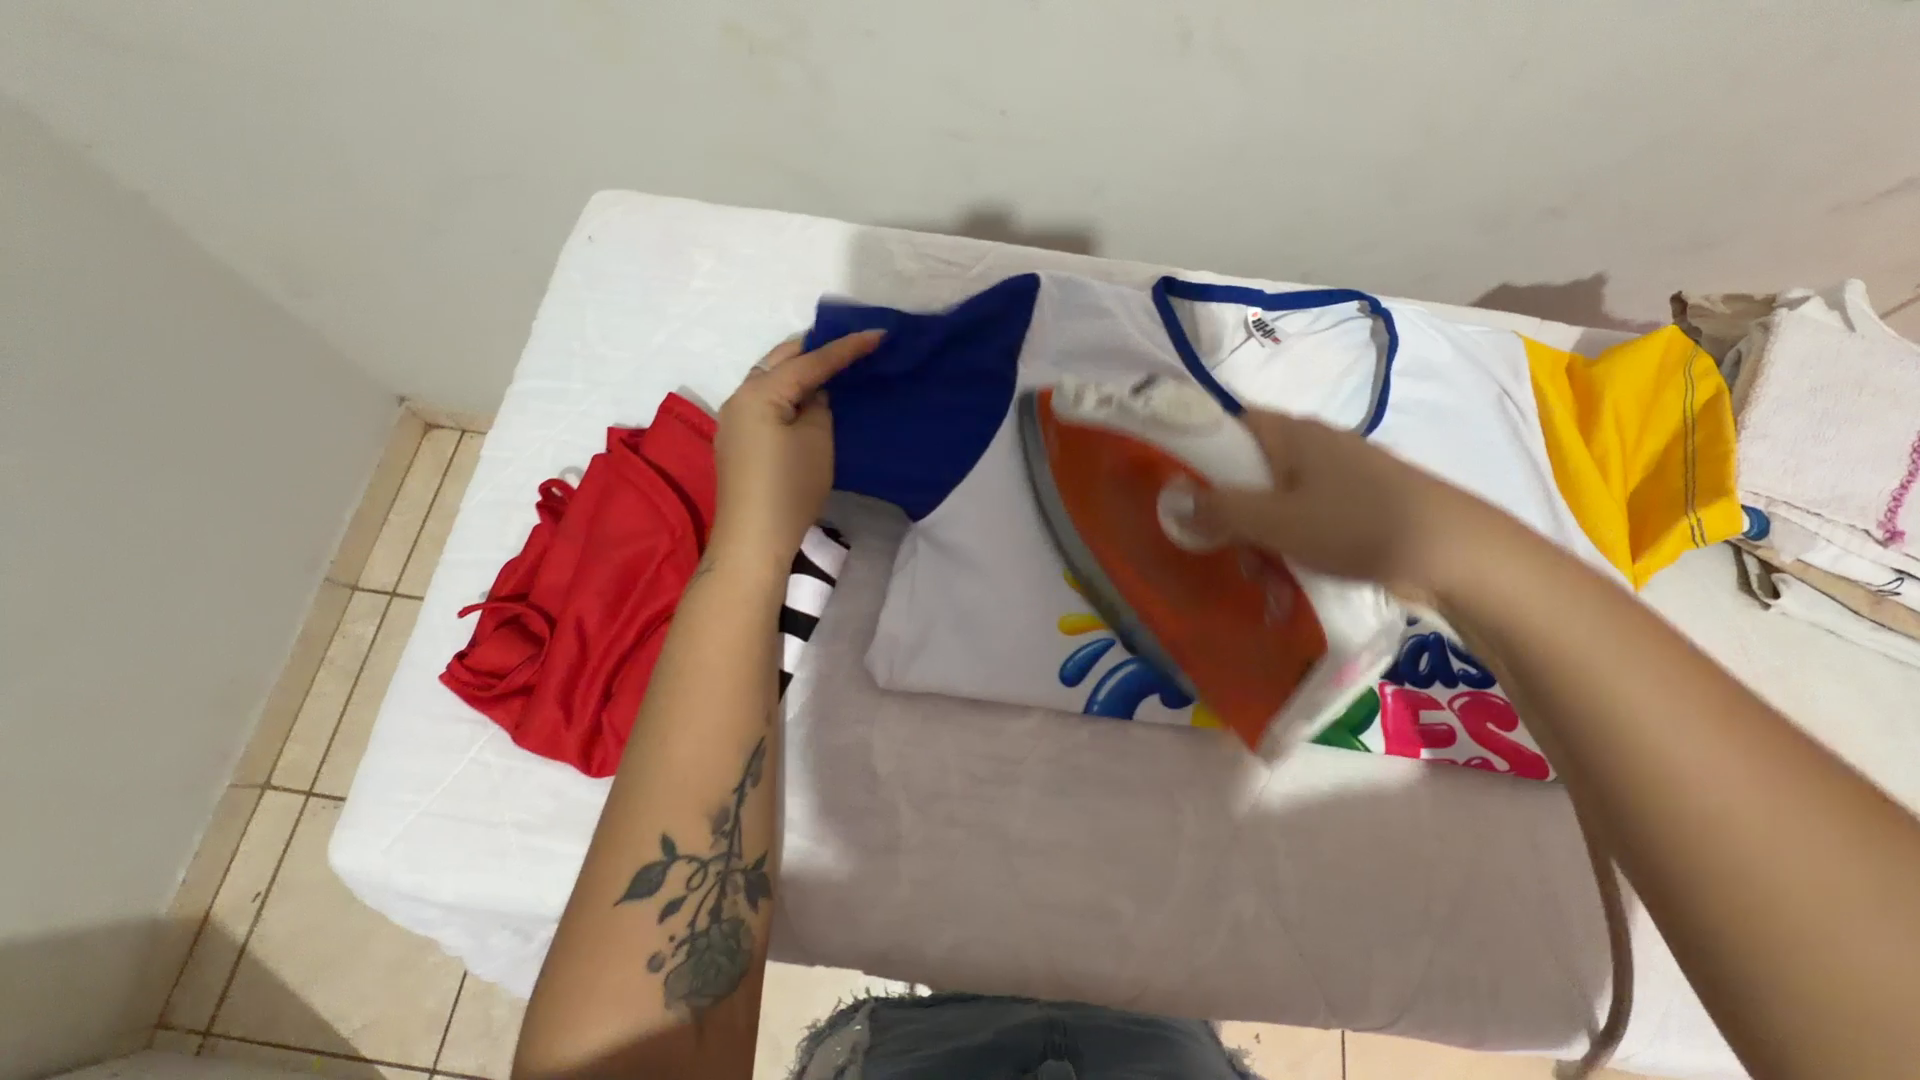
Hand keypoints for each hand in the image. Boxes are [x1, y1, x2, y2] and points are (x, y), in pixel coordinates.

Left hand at [709, 331, 883, 572]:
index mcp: (760, 392)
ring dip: (798, 371)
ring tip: (831, 368)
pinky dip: (787, 393)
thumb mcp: (817, 441)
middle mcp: (740, 397)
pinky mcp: (737, 442)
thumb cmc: (790, 488)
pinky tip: (806, 400)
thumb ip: (819, 407)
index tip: (877, 334)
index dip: (845, 348)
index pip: (809, 361)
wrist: (753, 540)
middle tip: (850, 345)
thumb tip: (812, 396)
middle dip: (815, 350)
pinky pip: (764, 402)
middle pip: (780, 361)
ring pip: (769, 380)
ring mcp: (734, 420)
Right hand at [1186, 408, 1492, 597]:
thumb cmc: (1354, 525)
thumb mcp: (1274, 521)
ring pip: (1280, 500)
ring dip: (1263, 537)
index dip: (1200, 448)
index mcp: (1292, 434)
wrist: (1452, 552)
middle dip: (1232, 511)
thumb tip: (1174, 500)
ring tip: (1267, 576)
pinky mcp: (1363, 504)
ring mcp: (1343, 475)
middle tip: (1225, 547)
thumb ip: (1219, 510)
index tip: (1182, 488)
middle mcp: (1317, 444)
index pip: (1230, 422)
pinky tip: (1297, 578)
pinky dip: (1296, 545)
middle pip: (1252, 468)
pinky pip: (1310, 519)